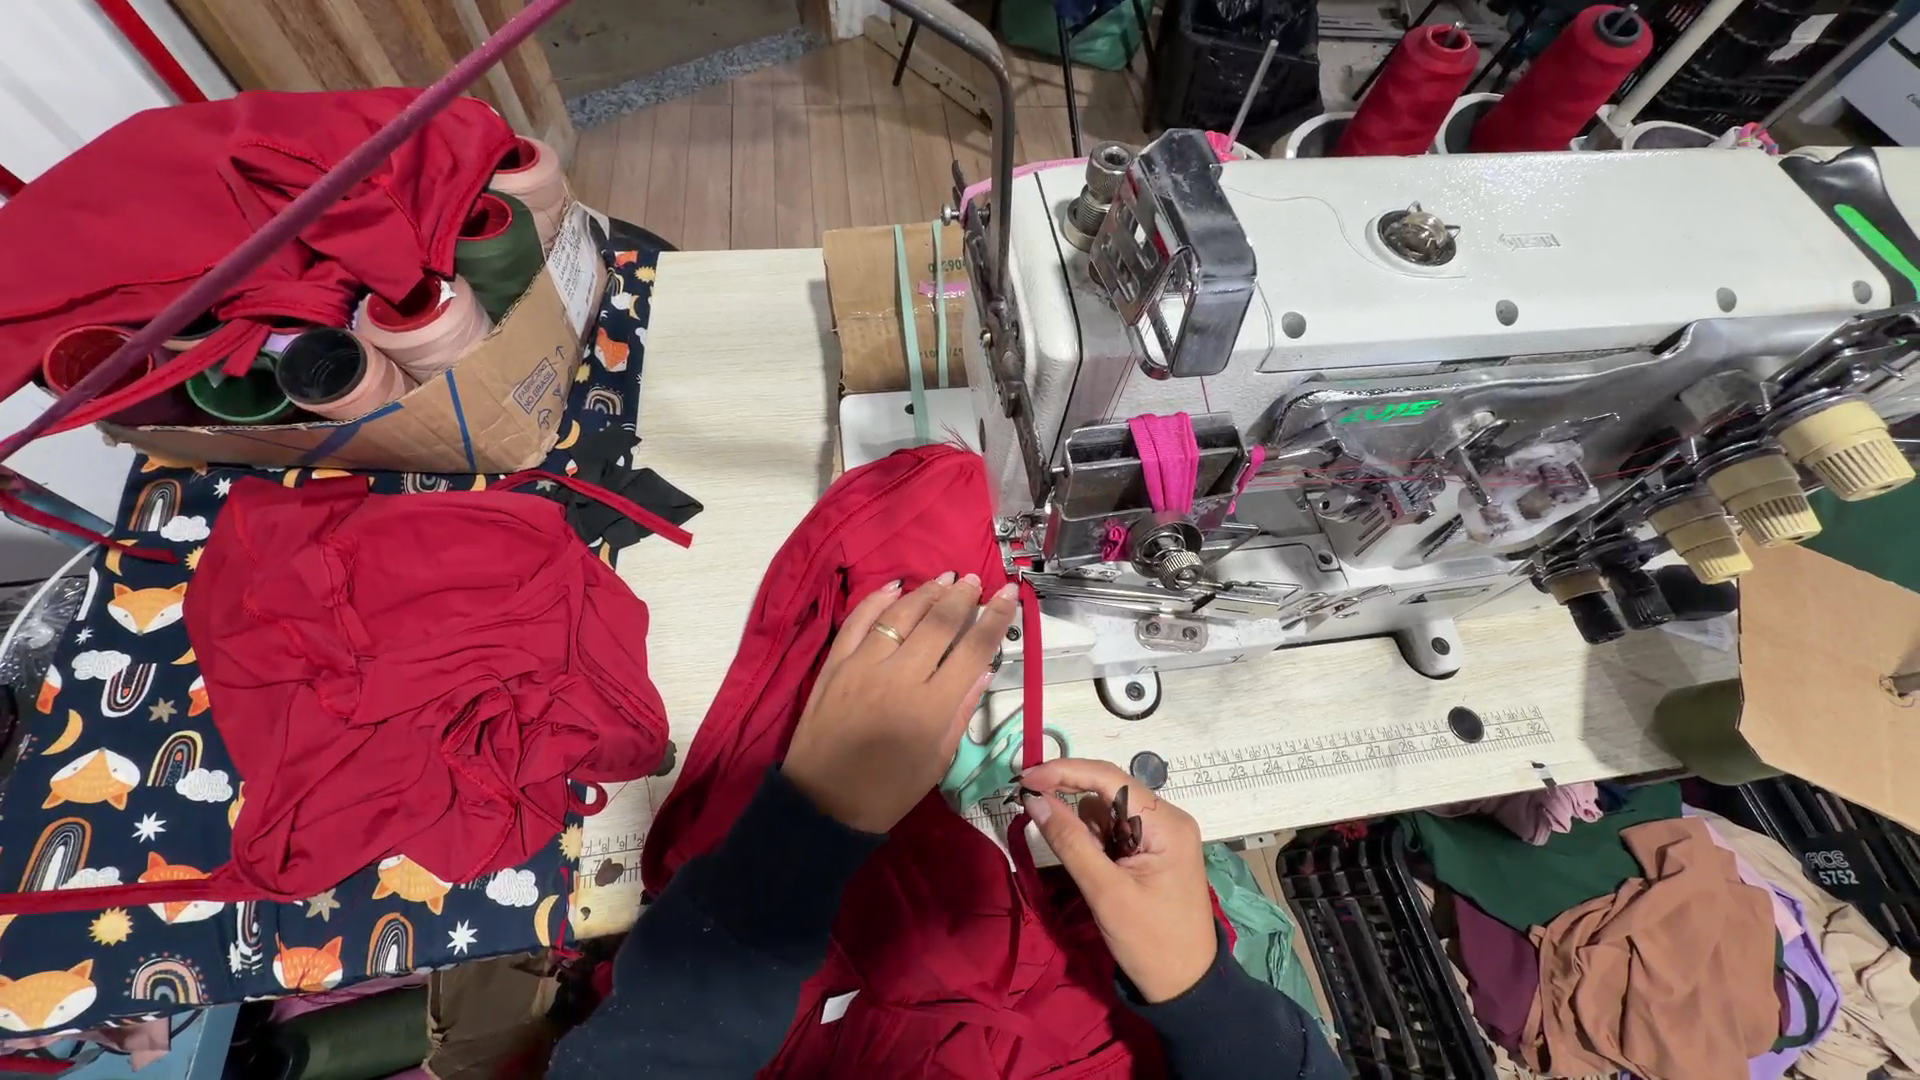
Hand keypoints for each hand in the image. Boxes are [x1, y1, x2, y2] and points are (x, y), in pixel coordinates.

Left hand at [783, 573, 1017, 833]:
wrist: (822, 805)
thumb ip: (961, 712)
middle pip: (938, 623)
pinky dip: (876, 600)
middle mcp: (899, 677)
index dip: (995, 619)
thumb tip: (983, 670)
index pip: (973, 650)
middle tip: (974, 581)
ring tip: (945, 579)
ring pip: (900, 614)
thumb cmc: (887, 792)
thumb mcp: (937, 762)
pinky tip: (895, 587)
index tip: (1009, 595)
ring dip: (926, 592)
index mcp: (931, 707)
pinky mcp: (834, 664)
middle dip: (961, 597)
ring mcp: (862, 666)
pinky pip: (858, 621)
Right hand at [1020, 759, 1215, 1002]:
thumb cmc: (1151, 943)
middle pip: (1107, 789)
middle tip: (1034, 809)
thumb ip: (1070, 841)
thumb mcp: (1105, 893)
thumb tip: (1034, 799)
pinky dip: (1096, 840)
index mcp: (1166, 822)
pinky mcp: (1153, 847)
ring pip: (1107, 808)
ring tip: (1092, 871)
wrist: (1187, 989)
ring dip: (1086, 828)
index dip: (1065, 771)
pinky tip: (1099, 870)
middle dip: (1072, 801)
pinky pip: (1114, 827)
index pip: (1109, 777)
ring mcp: (1162, 832)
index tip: (1027, 778)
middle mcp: (1167, 817)